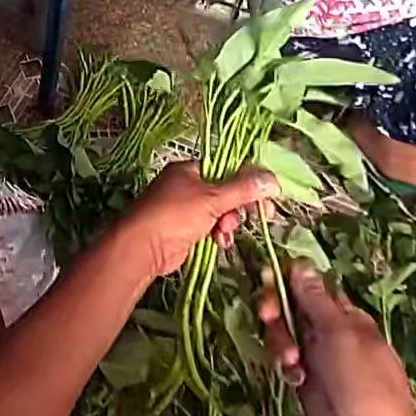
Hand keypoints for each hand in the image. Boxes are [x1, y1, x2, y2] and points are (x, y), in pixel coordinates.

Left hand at [117, 162, 279, 279]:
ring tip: (224, 232)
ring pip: (219, 213)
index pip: (226, 170)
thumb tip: (273, 179)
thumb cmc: (175, 215)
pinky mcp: (184, 230)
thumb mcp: (212, 198)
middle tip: (259, 217)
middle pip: (224, 193)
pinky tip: (219, 243)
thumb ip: (243, 189)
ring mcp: (184, 209)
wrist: (143, 246)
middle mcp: (185, 186)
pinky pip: (209, 228)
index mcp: (189, 170)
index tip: (268, 196)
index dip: (248, 182)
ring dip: (228, 223)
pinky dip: (217, 235)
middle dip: (238, 207)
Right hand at [260, 265, 415, 415]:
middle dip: (276, 310)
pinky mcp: (304, 374)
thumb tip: (301, 263)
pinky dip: (284, 364)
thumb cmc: (363, 382)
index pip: (309, 284)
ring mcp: (315, 352)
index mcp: (344, 314)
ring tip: (291, 361)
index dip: (287, 280)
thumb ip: (315, 300)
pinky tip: (295, 377)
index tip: (268, 280)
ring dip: (280, 341)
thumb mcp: (339, 335)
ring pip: (282, 330)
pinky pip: (283, 357)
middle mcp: (328, 328)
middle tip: (268, 316)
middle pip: (289, 304)